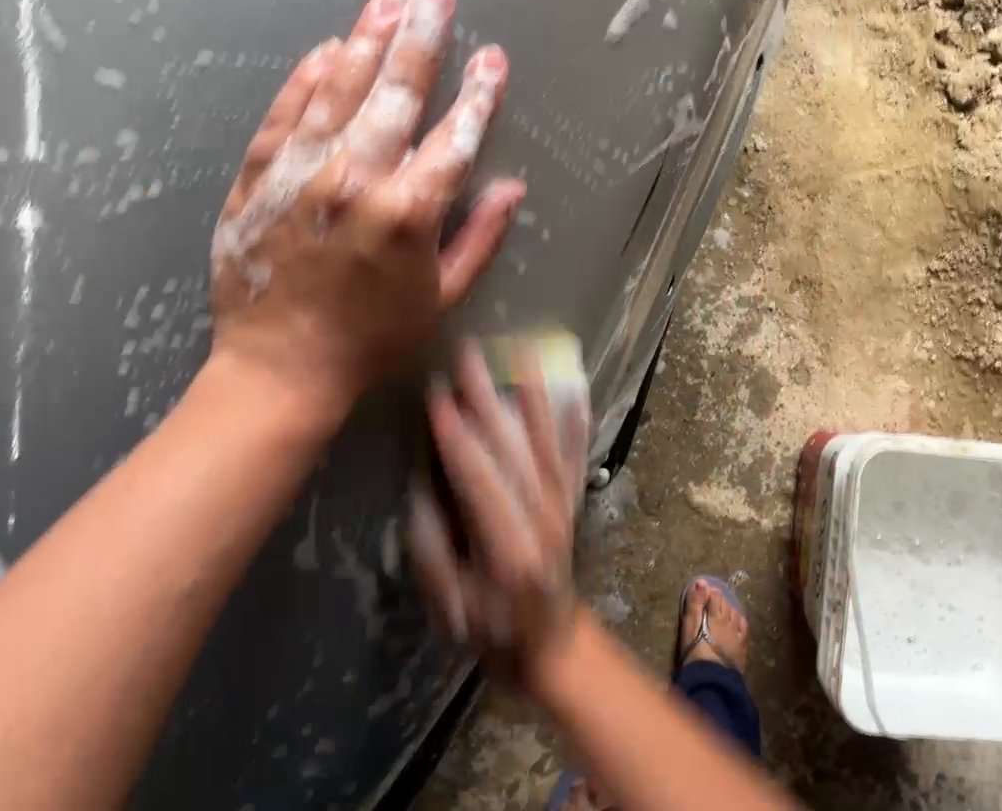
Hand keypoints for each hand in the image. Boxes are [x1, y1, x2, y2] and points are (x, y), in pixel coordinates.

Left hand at [207, 0, 523, 433]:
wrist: (280, 368)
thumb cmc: (372, 339)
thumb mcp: (442, 297)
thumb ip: (479, 237)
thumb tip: (512, 189)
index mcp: (410, 213)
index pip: (455, 138)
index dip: (479, 96)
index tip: (494, 61)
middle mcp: (358, 181)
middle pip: (398, 94)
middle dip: (424, 38)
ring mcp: (303, 174)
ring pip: (340, 91)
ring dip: (368, 41)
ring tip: (387, 0)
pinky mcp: (259, 178)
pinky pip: (285, 116)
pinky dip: (305, 80)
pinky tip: (326, 49)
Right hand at [407, 340, 591, 679]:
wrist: (551, 647)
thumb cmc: (491, 633)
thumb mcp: (447, 607)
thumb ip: (433, 549)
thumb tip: (424, 488)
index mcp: (506, 547)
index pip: (478, 478)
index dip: (455, 436)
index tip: (436, 394)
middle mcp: (542, 519)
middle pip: (513, 450)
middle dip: (486, 400)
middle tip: (468, 356)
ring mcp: (563, 508)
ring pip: (548, 444)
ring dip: (533, 396)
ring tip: (522, 352)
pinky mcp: (573, 504)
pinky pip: (577, 459)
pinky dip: (576, 424)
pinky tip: (575, 390)